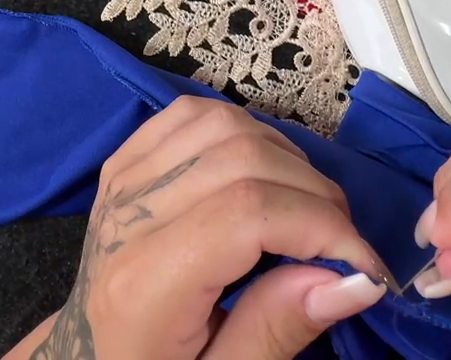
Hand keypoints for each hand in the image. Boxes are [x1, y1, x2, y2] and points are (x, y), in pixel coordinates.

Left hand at [12, 96, 391, 359]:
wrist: (85, 357)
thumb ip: (277, 329)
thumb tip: (354, 280)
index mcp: (145, 281)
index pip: (248, 212)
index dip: (321, 227)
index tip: (366, 266)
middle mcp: (128, 212)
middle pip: (240, 157)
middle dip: (314, 192)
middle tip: (344, 242)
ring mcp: (121, 176)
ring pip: (220, 123)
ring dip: (283, 155)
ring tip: (308, 207)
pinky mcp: (123, 158)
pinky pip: (191, 114)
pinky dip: (241, 128)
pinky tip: (262, 168)